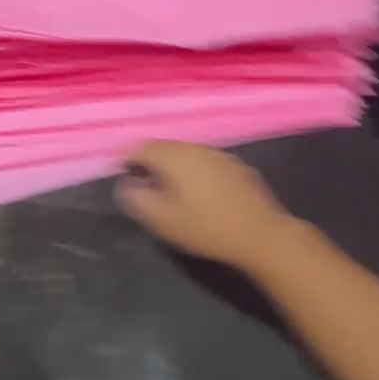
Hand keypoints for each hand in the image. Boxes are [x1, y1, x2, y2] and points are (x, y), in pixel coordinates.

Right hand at [116, 140, 301, 269]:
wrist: (261, 233)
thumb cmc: (207, 228)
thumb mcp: (164, 220)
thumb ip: (138, 199)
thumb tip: (125, 184)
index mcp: (175, 156)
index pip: (141, 147)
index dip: (125, 157)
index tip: (117, 171)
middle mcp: (196, 147)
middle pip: (164, 146)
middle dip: (148, 158)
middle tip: (138, 178)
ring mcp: (218, 154)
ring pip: (186, 152)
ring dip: (171, 163)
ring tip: (164, 184)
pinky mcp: (236, 165)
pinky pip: (204, 160)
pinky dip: (192, 169)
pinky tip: (196, 188)